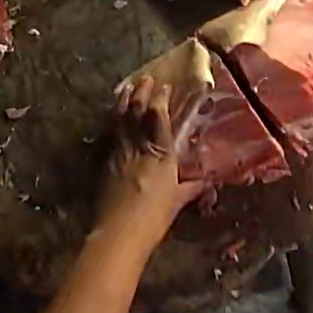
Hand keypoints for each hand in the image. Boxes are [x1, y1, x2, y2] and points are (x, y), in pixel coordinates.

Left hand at [97, 81, 205, 249]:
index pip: (158, 116)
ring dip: (123, 101)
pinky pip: (109, 135)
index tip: (166, 87)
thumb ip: (192, 186)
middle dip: (141, 92)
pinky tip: (113, 116)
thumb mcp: (179, 199)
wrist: (119, 233)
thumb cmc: (154, 216)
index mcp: (159, 152)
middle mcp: (138, 146)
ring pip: (119, 119)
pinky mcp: (105, 164)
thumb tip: (207, 181)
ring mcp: (118, 153)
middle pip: (136, 111)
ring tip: (127, 87)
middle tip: (146, 78)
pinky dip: (112, 121)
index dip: (161, 99)